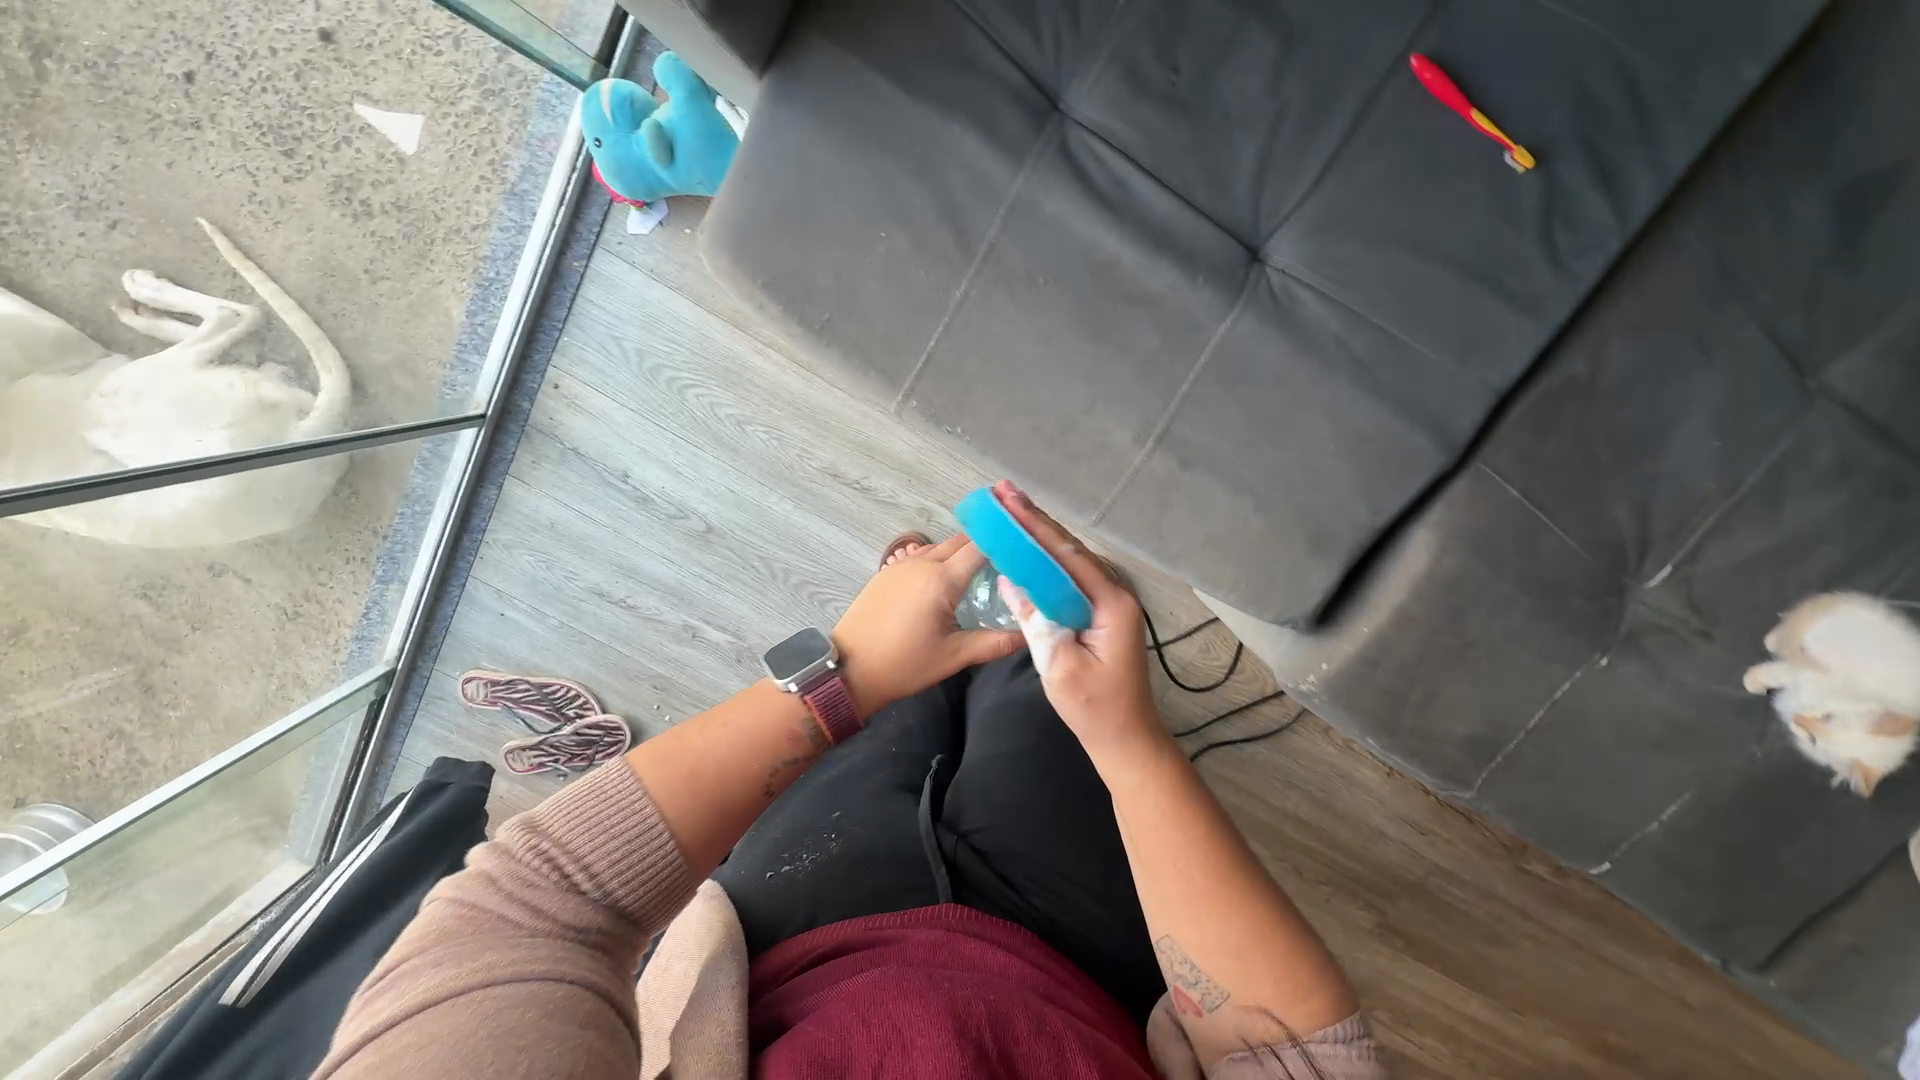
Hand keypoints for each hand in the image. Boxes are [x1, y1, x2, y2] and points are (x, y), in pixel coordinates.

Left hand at [833, 535, 1023, 716]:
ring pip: (939, 546)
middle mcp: (921, 562)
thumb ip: (996, 643)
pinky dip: (939, 559)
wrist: (849, 669)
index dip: (1005, 543)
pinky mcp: (886, 572)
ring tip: (983, 570)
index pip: (981, 546)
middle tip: (1010, 561)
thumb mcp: (954, 656)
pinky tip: (947, 580)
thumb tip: (1030, 636)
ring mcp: (900, 565)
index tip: (1025, 549)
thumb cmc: (904, 664)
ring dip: (961, 552)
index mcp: (941, 579)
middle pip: (961, 541)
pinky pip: (920, 555)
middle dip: (986, 545)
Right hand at [992, 480, 1168, 762]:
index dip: (1034, 526)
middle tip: (1003, 492)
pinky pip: (1069, 579)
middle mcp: (1114, 594)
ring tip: (1010, 510)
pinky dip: (1046, 562)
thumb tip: (1010, 580)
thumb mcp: (1058, 665)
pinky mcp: (1099, 615)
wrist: (1126, 739)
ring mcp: (1108, 604)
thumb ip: (1036, 619)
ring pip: (1069, 561)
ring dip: (1039, 537)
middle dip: (1034, 520)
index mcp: (1111, 602)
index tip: (1008, 499)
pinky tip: (1027, 550)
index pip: (1067, 554)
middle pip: (1069, 549)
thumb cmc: (1094, 708)